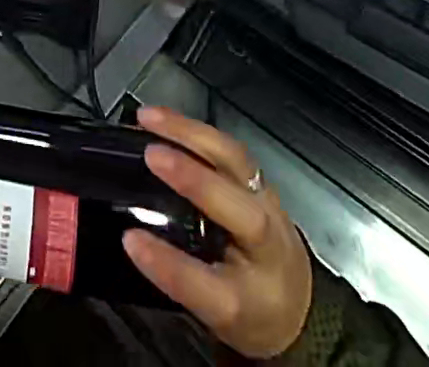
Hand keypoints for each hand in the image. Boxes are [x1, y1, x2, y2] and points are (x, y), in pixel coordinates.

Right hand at [123, 107, 313, 359]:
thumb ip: (176, 277)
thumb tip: (129, 236)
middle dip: (195, 180)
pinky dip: (196, 130)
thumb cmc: (246, 306)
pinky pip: (232, 149)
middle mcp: (267, 253)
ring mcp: (270, 209)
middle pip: (241, 214)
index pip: (208, 286)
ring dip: (191, 135)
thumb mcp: (211, 311)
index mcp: (247, 302)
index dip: (167, 263)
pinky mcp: (263, 181)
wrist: (298, 301)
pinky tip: (167, 119)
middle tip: (150, 154)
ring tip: (149, 118)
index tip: (130, 240)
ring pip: (239, 164)